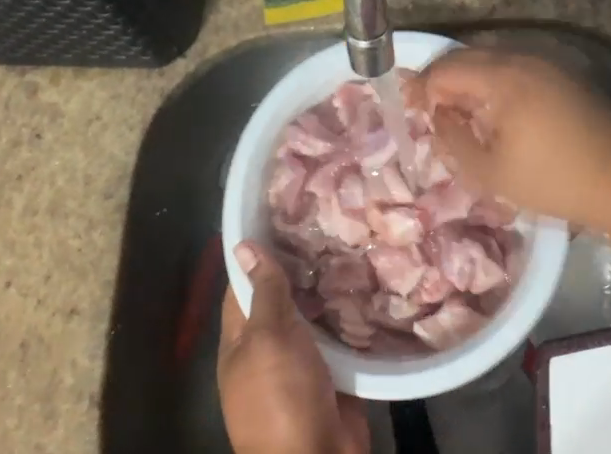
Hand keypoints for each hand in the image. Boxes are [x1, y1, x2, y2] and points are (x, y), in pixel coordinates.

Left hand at [217, 242, 368, 453]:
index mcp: (240, 341)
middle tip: (329, 222)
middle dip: (302, 266)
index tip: (281, 213)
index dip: (258, 251)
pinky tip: (370, 285)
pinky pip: (341, 338)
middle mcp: (269, 348)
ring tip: (354, 243)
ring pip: (314, 317)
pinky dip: (352, 316)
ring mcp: (301, 364)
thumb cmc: (280, 397)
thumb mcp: (267, 338)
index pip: (243, 284)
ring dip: (330, 289)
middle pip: (283, 299)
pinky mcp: (334, 375)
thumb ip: (262, 292)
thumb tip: (242, 245)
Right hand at [412, 47, 610, 226]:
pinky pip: (515, 69)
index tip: (407, 112)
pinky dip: (493, 84)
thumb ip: (453, 141)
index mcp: (502, 78)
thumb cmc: (554, 181)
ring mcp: (547, 64)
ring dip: (468, 81)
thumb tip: (437, 117)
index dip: (421, 90)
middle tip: (426, 111)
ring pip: (491, 61)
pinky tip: (493, 115)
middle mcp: (523, 59)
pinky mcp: (563, 77)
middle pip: (467, 57)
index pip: (445, 70)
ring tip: (456, 114)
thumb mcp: (491, 173)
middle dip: (442, 81)